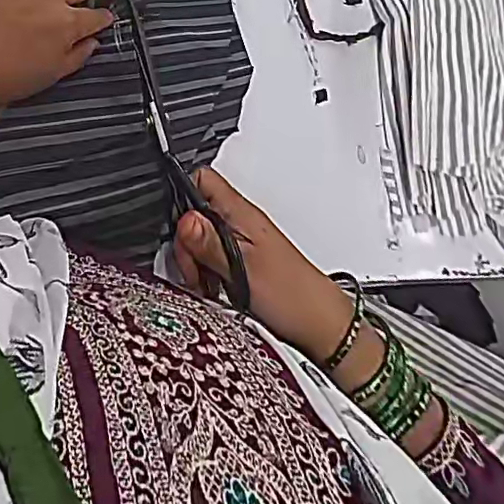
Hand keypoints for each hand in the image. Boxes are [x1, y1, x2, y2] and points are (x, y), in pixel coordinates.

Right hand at [173, 168, 354, 362]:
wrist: (322, 325)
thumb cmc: (292, 296)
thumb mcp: (241, 269)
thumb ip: (208, 242)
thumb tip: (183, 221)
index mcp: (241, 212)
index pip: (202, 178)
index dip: (183, 197)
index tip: (181, 231)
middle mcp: (242, 221)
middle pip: (195, 213)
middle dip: (188, 242)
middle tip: (197, 268)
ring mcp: (243, 241)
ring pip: (202, 237)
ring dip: (197, 261)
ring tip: (209, 283)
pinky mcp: (244, 260)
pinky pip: (213, 256)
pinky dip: (208, 272)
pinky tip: (217, 288)